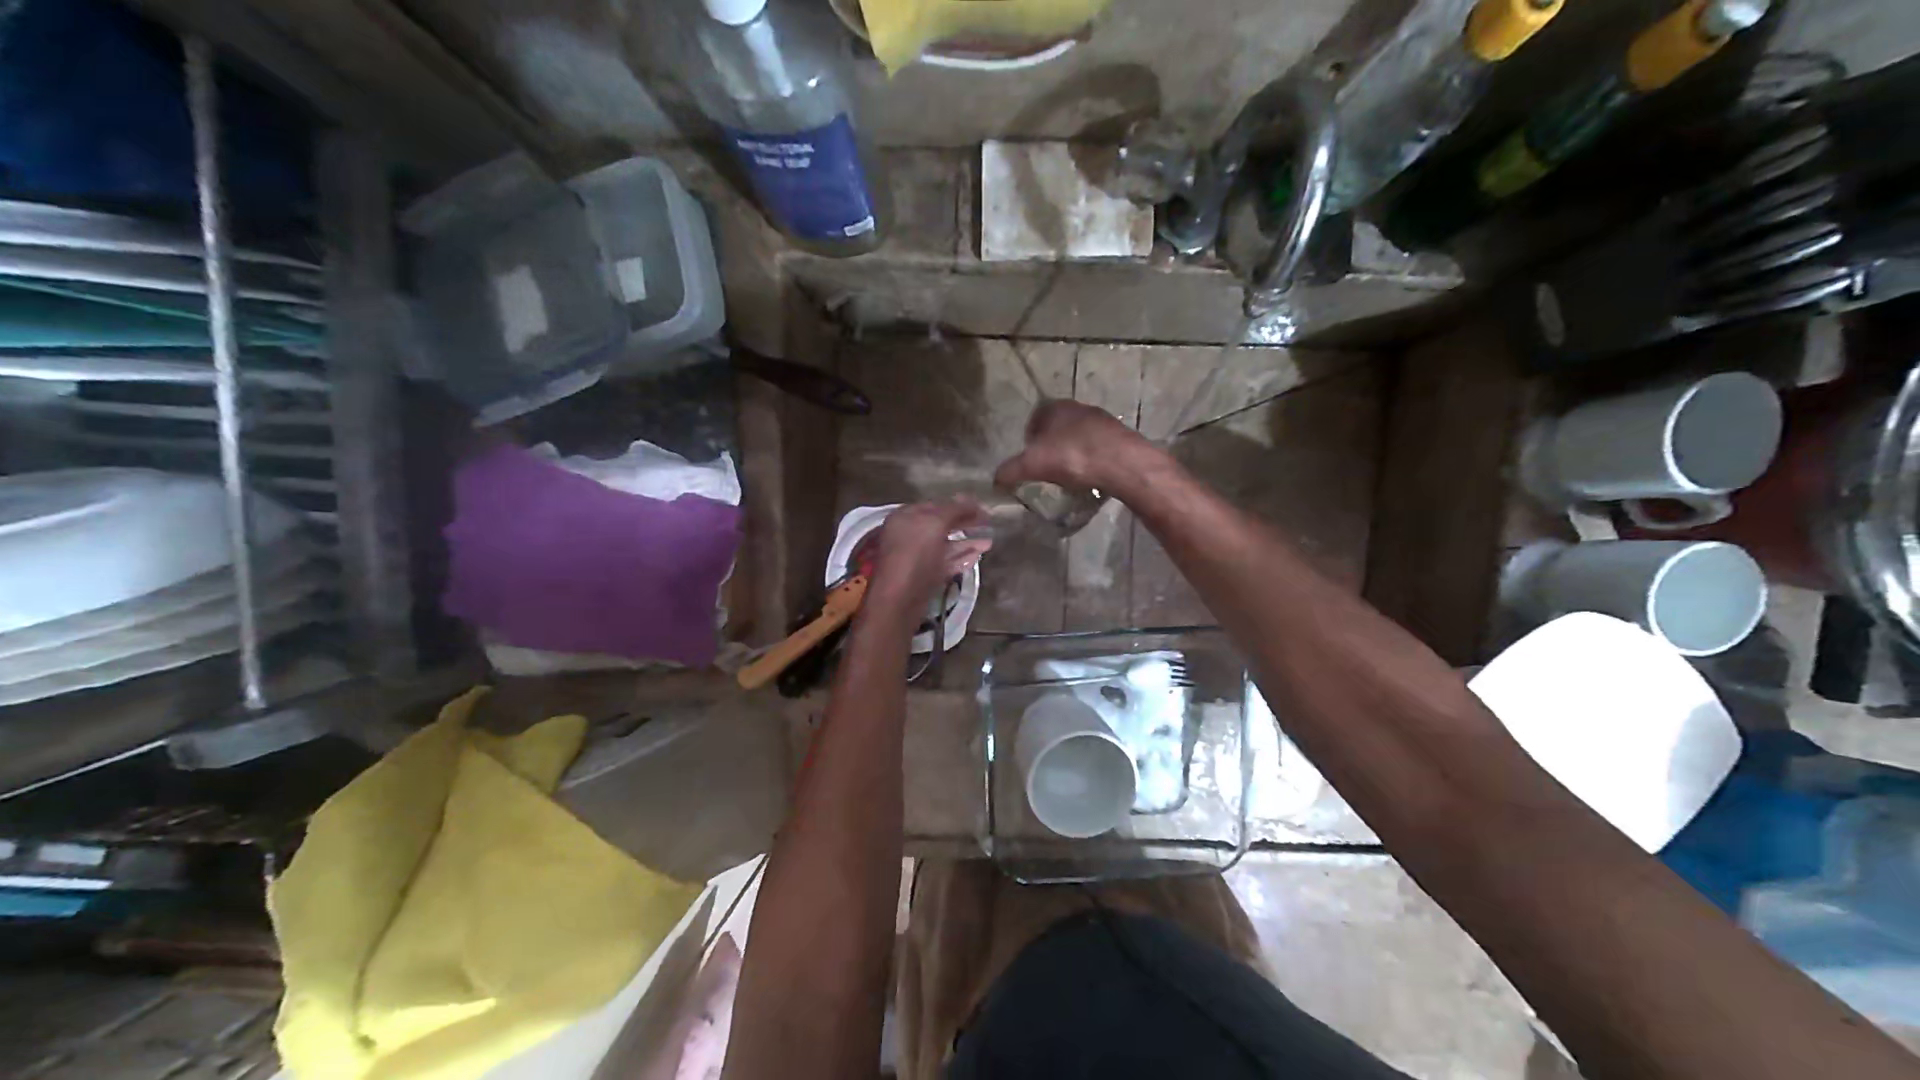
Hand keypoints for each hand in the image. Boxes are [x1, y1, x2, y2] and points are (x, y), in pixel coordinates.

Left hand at [864, 498, 991, 616]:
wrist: (899, 600)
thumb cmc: (914, 555)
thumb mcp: (935, 524)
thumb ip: (954, 510)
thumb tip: (970, 500)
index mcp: (905, 517)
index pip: (936, 505)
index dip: (959, 505)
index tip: (982, 509)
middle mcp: (908, 535)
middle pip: (940, 525)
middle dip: (965, 524)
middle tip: (988, 524)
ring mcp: (915, 557)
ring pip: (944, 545)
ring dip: (966, 542)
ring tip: (989, 542)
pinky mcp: (923, 577)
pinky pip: (944, 563)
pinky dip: (960, 559)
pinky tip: (976, 558)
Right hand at [993, 400, 1159, 495]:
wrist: (1120, 462)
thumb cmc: (1070, 456)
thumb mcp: (1031, 465)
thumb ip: (1010, 471)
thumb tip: (994, 480)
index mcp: (1054, 407)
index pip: (1035, 418)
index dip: (1030, 439)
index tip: (1030, 459)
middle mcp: (1079, 408)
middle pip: (1058, 427)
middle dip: (1052, 446)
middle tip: (1048, 469)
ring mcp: (1102, 420)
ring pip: (1079, 437)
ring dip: (1073, 452)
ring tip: (1070, 475)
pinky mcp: (1119, 436)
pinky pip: (1098, 448)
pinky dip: (1092, 460)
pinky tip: (1091, 476)